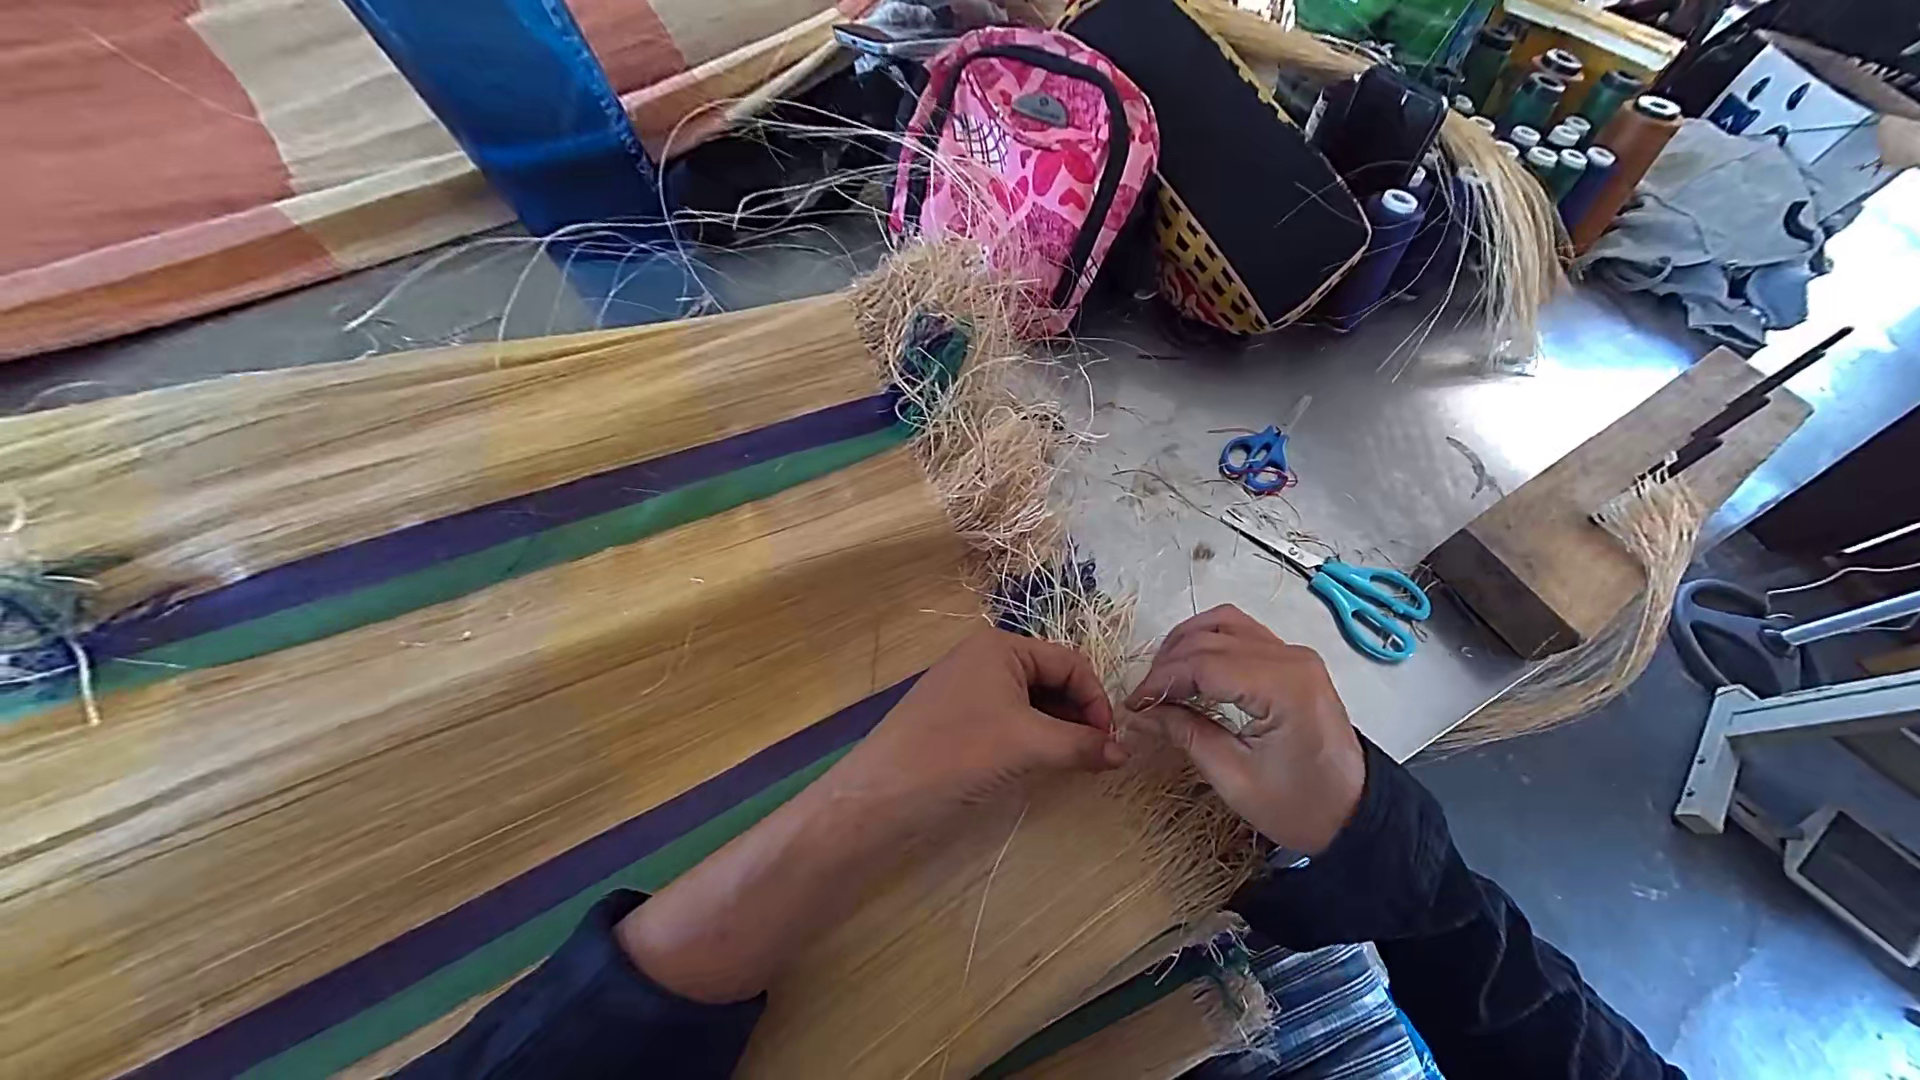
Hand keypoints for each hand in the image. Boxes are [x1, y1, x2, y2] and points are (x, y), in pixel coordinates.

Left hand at [617, 628, 1121, 1002]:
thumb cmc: (958, 754)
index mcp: (1002, 646)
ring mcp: (967, 686)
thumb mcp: (1029, 745)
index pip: (1070, 663)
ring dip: (1057, 729)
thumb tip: (1124, 753)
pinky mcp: (956, 716)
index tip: (1112, 745)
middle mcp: (984, 657)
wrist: (880, 794)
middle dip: (1078, 715)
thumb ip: (1082, 744)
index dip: (1097, 701)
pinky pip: (1007, 717)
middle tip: (1095, 757)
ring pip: (1030, 701)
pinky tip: (1038, 764)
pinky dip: (1031, 737)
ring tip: (1072, 763)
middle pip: (1051, 679)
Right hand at [1124, 605, 1364, 854]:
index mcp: (1284, 686)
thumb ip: (1186, 734)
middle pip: (1209, 639)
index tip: (1134, 705)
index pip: (1204, 664)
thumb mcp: (1235, 779)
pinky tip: (1189, 666)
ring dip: (1184, 644)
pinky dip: (1206, 640)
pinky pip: (1239, 630)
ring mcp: (1293, 653)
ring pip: (1222, 622)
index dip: (1161, 681)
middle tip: (1144, 700)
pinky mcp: (1291, 658)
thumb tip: (1139, 715)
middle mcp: (1291, 657)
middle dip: (1167, 665)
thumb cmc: (1299, 806)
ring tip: (1162, 679)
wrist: (1357, 815)